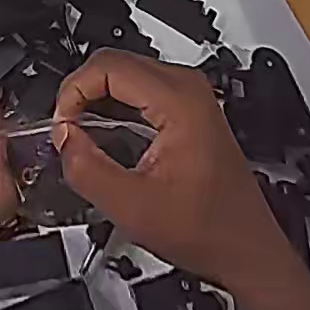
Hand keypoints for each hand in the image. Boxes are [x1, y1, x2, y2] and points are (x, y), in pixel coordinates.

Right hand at [51, 50, 293, 288]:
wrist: (247, 248)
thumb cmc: (210, 229)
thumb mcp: (135, 209)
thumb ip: (88, 170)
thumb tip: (63, 138)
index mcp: (179, 100)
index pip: (108, 66)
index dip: (75, 90)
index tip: (62, 122)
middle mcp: (186, 86)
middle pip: (114, 61)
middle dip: (81, 91)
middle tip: (66, 128)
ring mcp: (188, 91)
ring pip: (124, 69)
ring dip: (95, 95)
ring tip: (80, 132)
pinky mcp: (186, 102)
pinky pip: (137, 84)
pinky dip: (112, 101)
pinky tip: (103, 131)